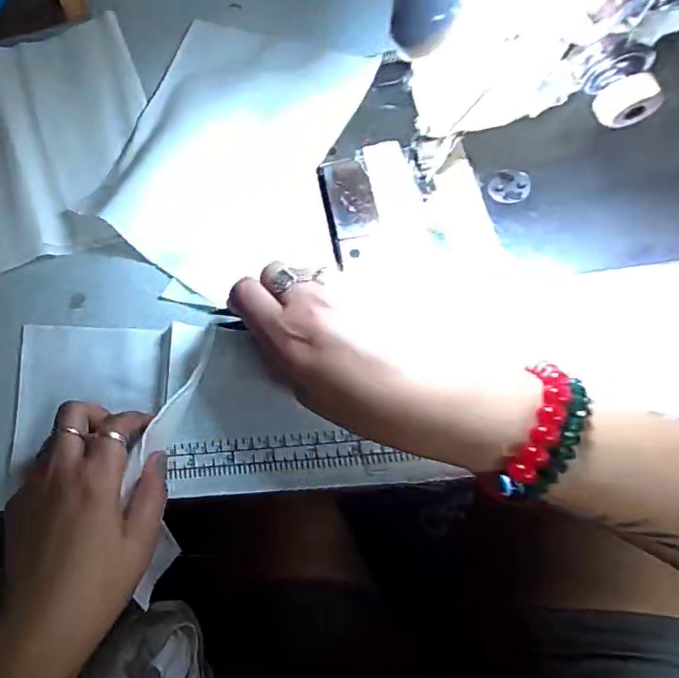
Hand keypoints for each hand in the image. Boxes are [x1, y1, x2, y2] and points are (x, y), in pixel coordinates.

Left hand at [0, 401, 166, 677]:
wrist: (41, 626)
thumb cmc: (100, 587)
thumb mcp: (140, 542)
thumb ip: (151, 492)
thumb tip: (155, 456)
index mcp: (94, 478)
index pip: (114, 426)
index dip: (135, 418)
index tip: (148, 425)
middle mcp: (58, 470)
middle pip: (71, 414)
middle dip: (98, 414)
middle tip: (117, 436)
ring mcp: (31, 485)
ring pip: (52, 438)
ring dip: (76, 438)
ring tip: (96, 466)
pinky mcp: (15, 503)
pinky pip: (38, 467)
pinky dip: (59, 465)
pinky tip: (72, 497)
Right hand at [229, 262, 542, 471]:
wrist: (434, 393)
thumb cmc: (372, 407)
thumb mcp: (310, 396)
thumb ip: (284, 360)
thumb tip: (275, 344)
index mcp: (288, 333)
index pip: (244, 291)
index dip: (247, 303)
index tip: (256, 316)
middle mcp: (311, 300)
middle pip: (274, 270)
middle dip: (276, 291)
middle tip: (292, 318)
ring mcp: (343, 286)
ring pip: (309, 270)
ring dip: (310, 288)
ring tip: (330, 320)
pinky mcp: (372, 282)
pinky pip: (341, 278)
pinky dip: (340, 292)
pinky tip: (359, 319)